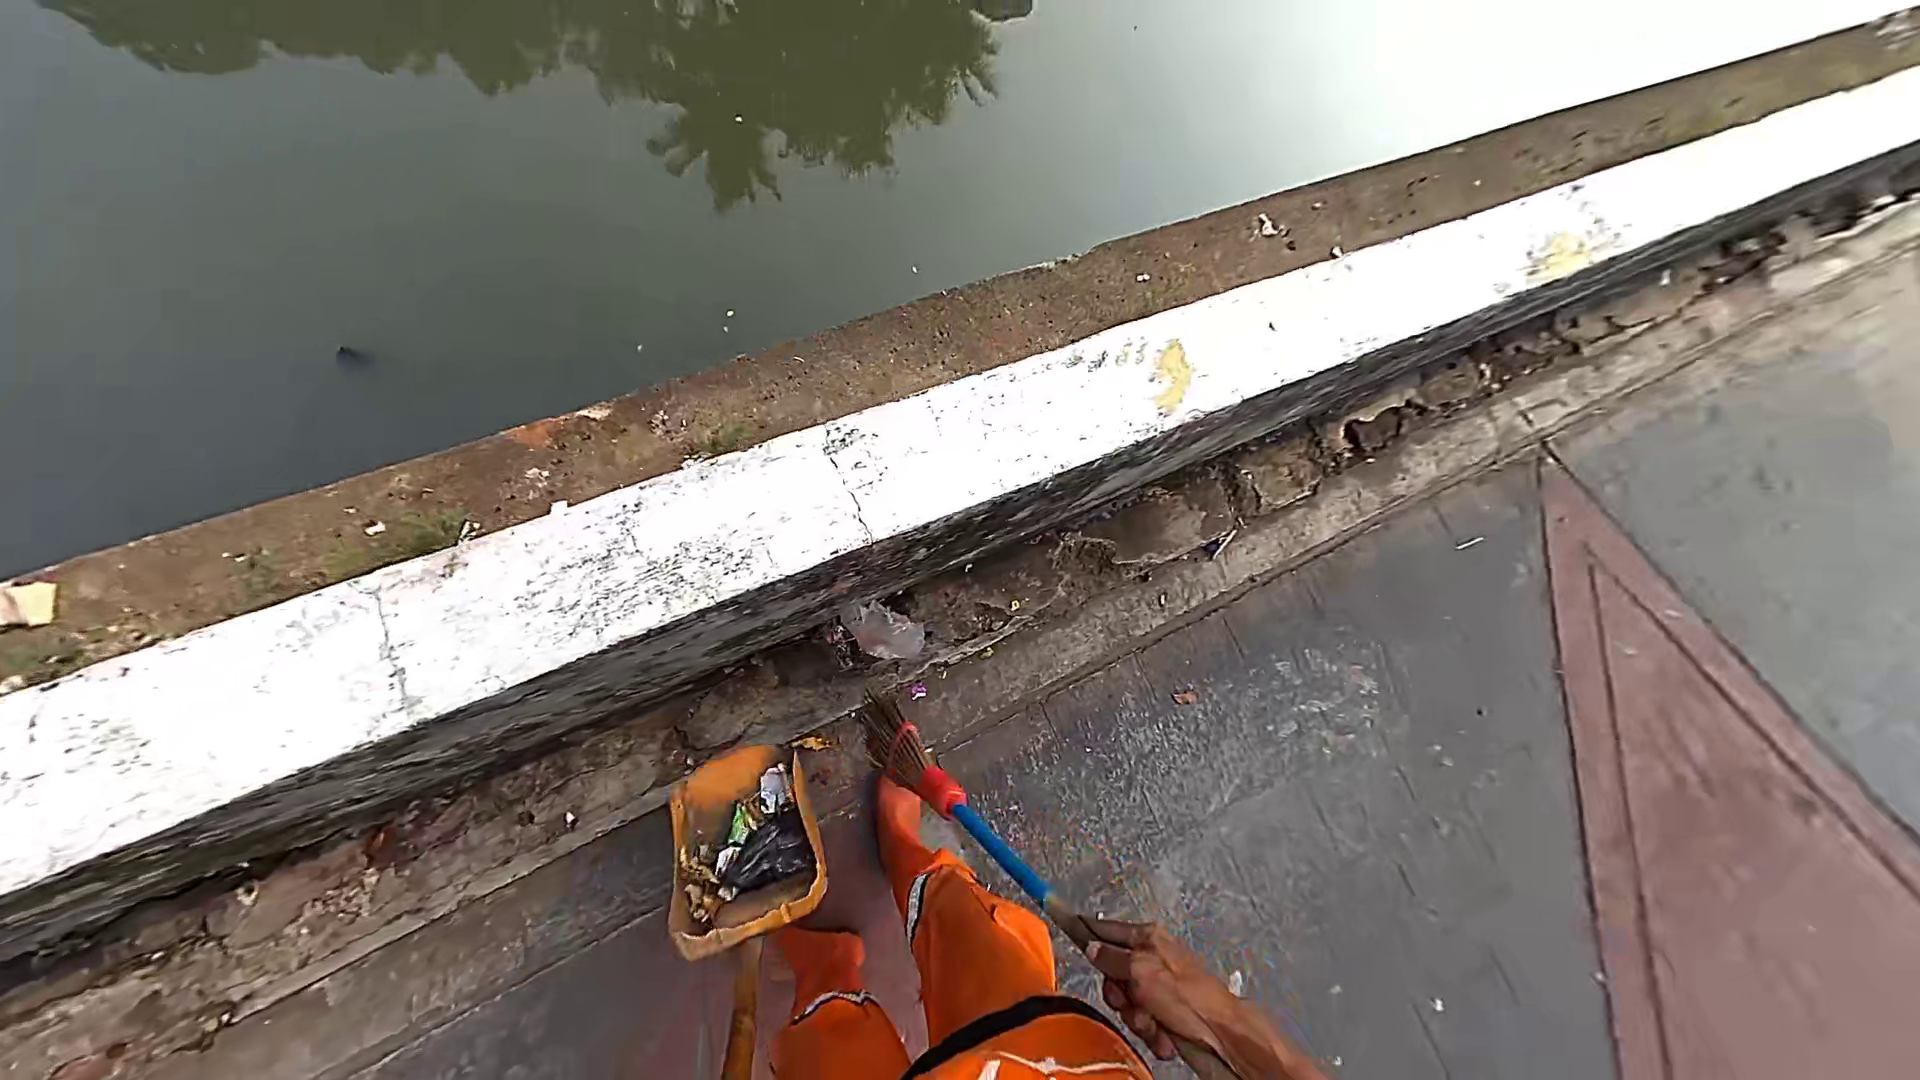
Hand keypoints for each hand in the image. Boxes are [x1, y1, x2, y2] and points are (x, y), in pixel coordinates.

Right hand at [1084, 918, 1328, 1079]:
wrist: (1225, 1039)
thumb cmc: (1185, 997)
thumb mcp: (1142, 972)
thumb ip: (1112, 959)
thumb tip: (1089, 945)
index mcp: (1146, 938)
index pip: (1104, 928)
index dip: (1083, 927)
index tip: (1058, 914)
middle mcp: (1150, 959)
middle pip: (1111, 972)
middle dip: (1119, 995)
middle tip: (1131, 1003)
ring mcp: (1158, 989)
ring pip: (1126, 1002)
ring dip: (1137, 1019)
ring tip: (1155, 1026)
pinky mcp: (1166, 1016)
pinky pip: (1143, 1023)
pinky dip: (1152, 1034)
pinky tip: (1166, 1038)